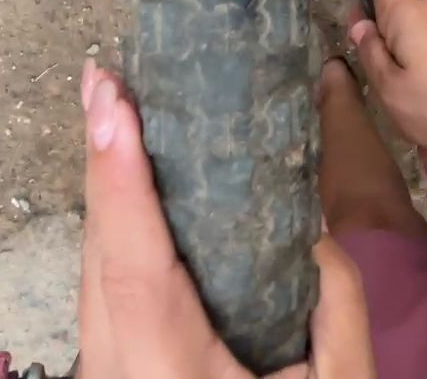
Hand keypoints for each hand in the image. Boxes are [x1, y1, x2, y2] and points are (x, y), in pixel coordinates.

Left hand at [77, 61, 373, 378]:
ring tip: (112, 107)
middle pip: (98, 247)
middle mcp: (119, 364)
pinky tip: (128, 180)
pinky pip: (106, 277)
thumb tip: (309, 232)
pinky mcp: (117, 362)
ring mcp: (109, 365)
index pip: (133, 261)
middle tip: (106, 77)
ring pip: (93, 260)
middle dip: (100, 153)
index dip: (119, 175)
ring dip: (102, 178)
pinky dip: (114, 216)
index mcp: (166, 369)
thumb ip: (334, 303)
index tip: (109, 101)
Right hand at [349, 0, 426, 160]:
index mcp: (407, 11)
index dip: (366, 6)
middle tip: (390, 84)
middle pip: (402, 13)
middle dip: (391, 44)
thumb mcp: (392, 91)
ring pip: (423, 40)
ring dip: (416, 69)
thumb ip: (370, 55)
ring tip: (419, 108)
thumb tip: (361, 25)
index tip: (366, 41)